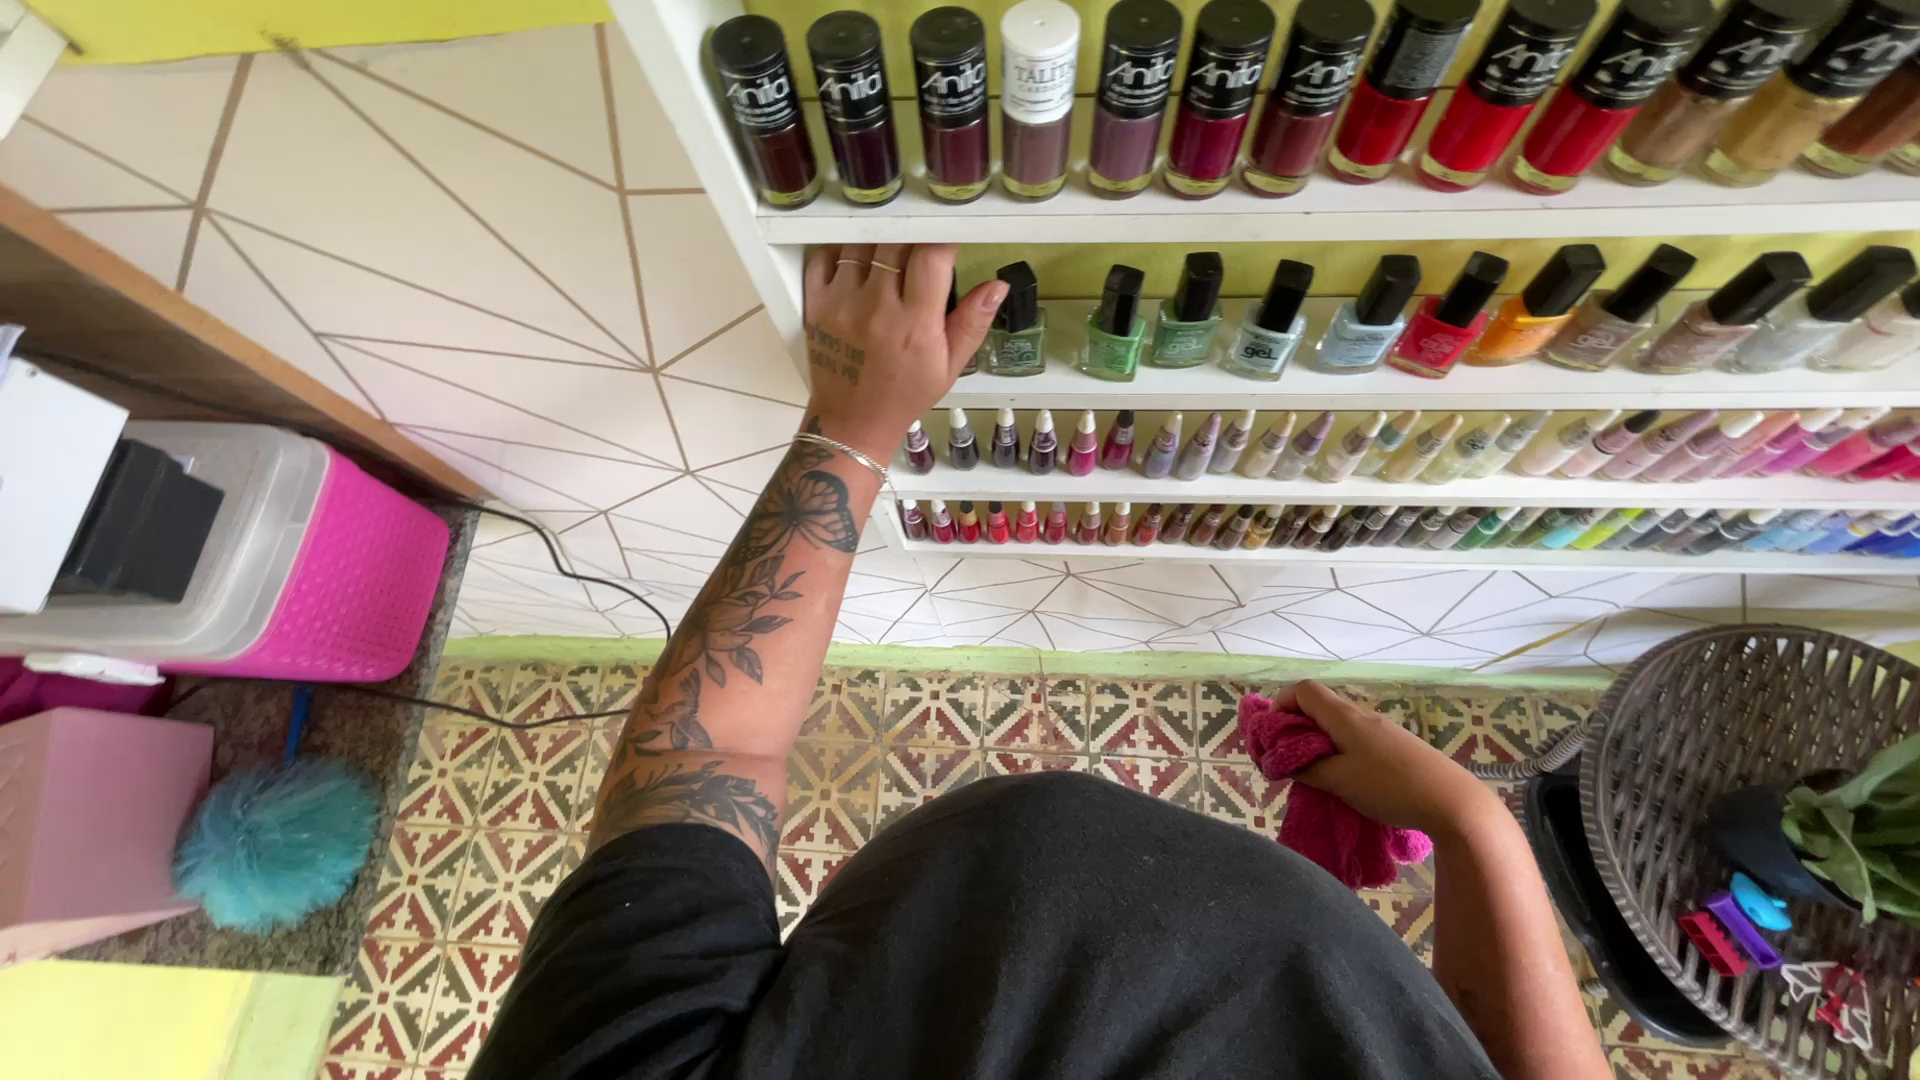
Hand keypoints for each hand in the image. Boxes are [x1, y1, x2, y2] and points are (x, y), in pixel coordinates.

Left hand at [802, 243, 1006, 459]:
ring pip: (861, 244)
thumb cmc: (905, 396)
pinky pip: (825, 257)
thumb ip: (973, 323)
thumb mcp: (950, 366)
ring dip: (879, 243)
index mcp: (915, 324)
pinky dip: (841, 252)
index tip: (947, 241)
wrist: (853, 422)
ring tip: (890, 259)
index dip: (943, 240)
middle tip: (918, 249)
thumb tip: (998, 285)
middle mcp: (876, 308)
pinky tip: (858, 265)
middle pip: (895, 241)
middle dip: (912, 237)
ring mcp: (841, 304)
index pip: (932, 256)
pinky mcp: (816, 305)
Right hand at [1275, 680, 1505, 838]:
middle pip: (1320, 706)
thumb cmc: (1390, 788)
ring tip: (1320, 773)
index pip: (1303, 689)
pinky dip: (1342, 750)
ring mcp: (1384, 730)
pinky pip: (1358, 738)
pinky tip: (1351, 779)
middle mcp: (1362, 715)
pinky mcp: (1399, 747)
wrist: (1455, 805)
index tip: (1276, 734)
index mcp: (1344, 717)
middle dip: (1298, 727)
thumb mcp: (1338, 781)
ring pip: (1339, 724)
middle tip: (1291, 758)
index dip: (1282, 704)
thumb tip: (1281, 760)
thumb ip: (1304, 767)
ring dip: (1321, 742)